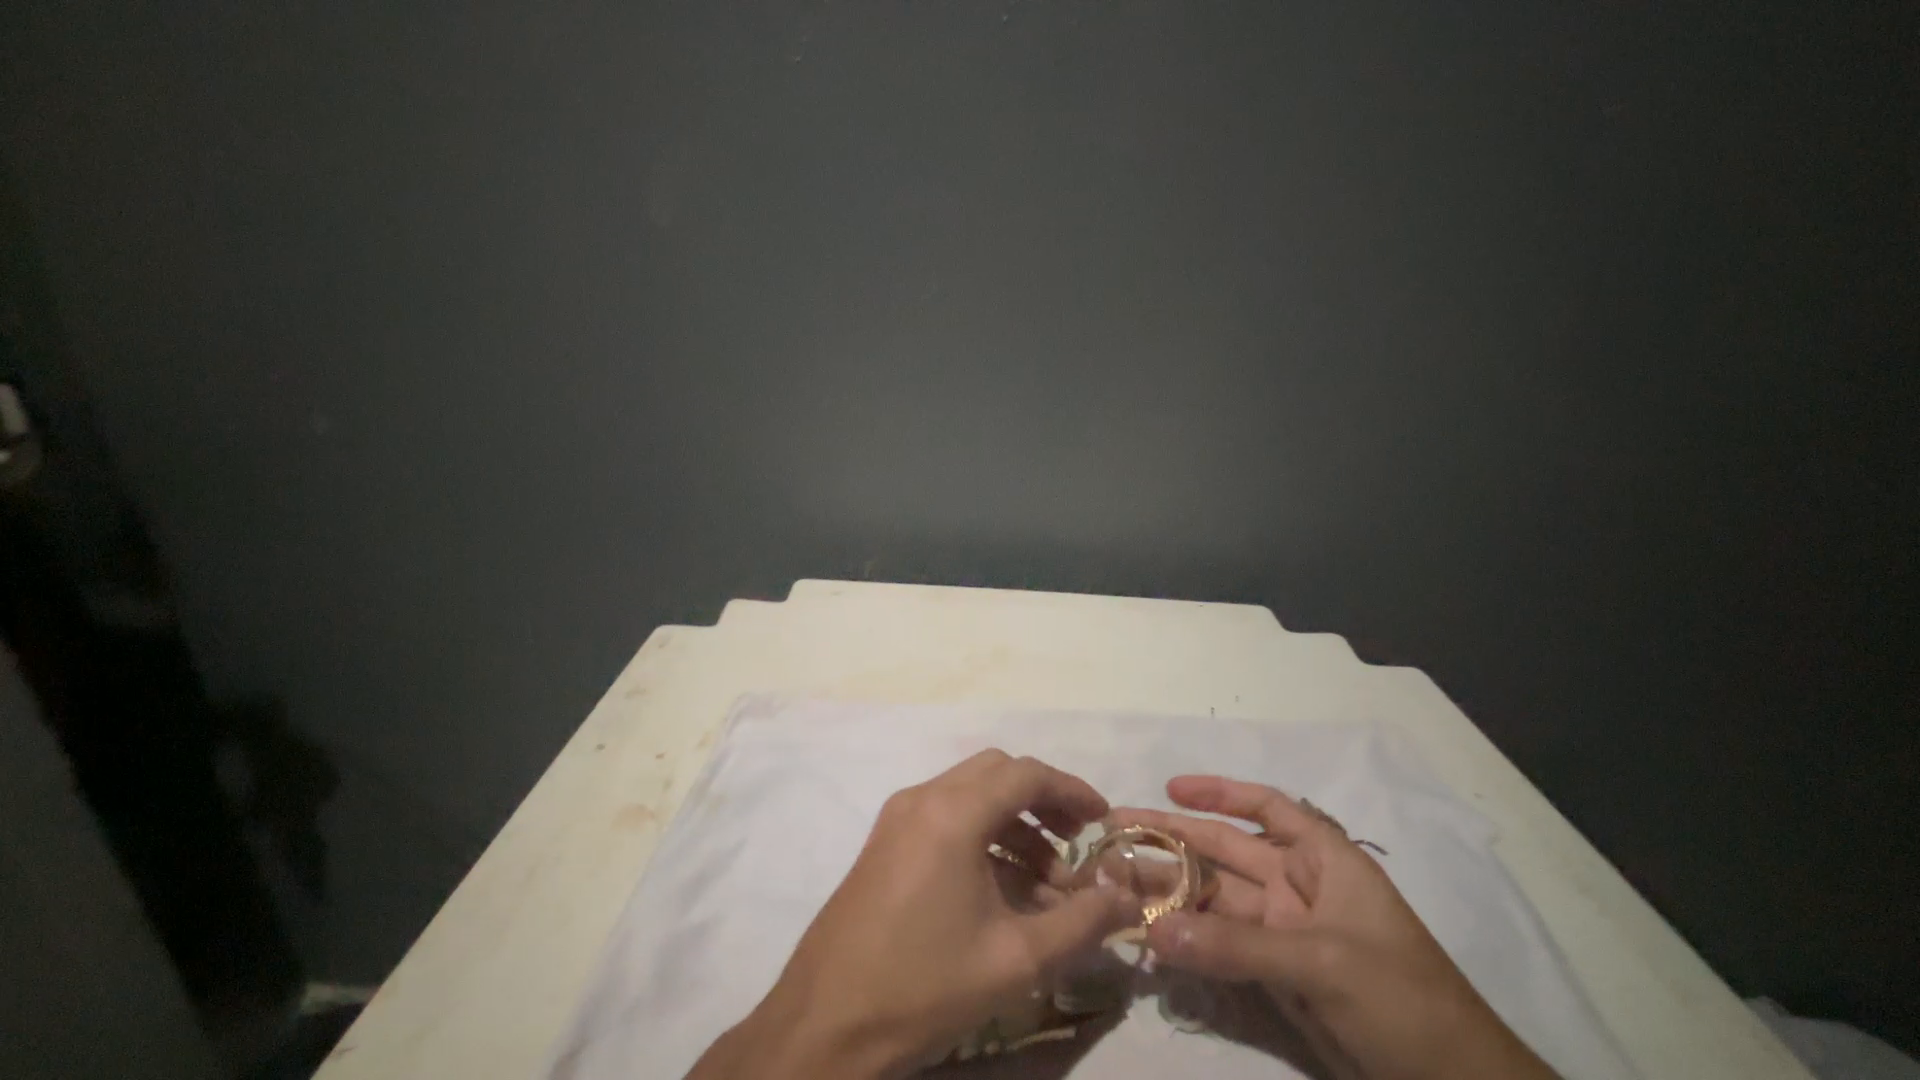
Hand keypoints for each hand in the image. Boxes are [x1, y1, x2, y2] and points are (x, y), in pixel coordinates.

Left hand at [688, 750, 1138, 1079]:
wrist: (825, 1023)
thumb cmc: (924, 984)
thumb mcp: (1017, 959)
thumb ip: (1083, 922)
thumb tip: (1128, 897)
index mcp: (951, 813)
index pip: (1025, 774)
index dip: (1072, 791)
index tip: (1104, 821)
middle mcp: (921, 801)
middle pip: (996, 774)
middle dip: (1043, 802)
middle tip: (1078, 844)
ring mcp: (896, 822)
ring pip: (969, 797)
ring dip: (1014, 825)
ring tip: (1048, 884)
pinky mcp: (883, 846)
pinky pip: (944, 820)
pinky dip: (982, 838)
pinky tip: (1004, 892)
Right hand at [1113, 776, 1559, 1079]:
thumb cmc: (1401, 999)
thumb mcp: (1321, 963)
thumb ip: (1237, 947)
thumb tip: (1154, 931)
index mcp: (1326, 861)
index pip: (1270, 808)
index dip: (1221, 792)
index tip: (1170, 786)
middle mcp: (1300, 888)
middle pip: (1228, 852)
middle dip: (1174, 840)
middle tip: (1113, 834)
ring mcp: (1285, 933)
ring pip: (1217, 901)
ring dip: (1171, 893)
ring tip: (1115, 884)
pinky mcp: (1275, 975)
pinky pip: (1222, 946)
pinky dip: (1188, 941)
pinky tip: (1149, 935)